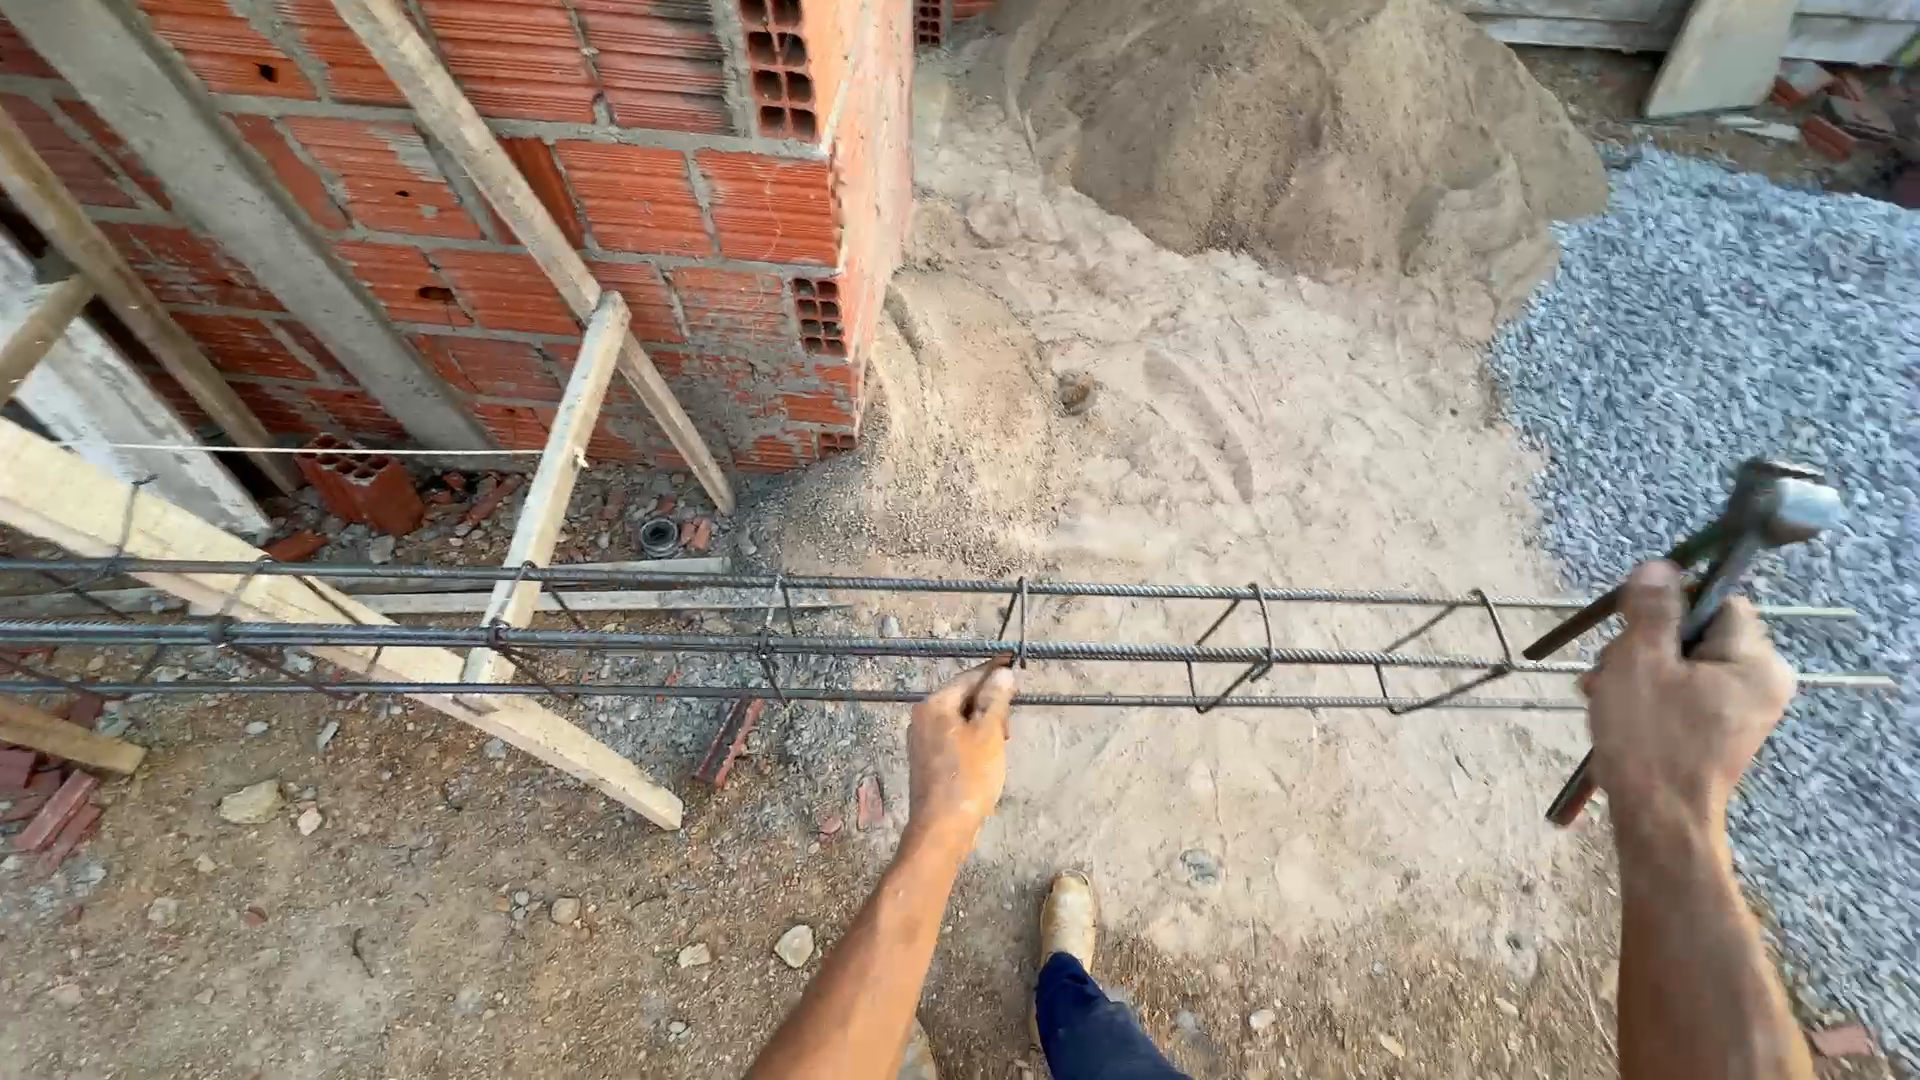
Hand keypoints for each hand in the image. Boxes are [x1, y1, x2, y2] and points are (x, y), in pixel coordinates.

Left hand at [906, 661, 1017, 849]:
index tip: (1014, 665)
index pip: (968, 678)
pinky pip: (953, 738)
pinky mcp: (926, 760)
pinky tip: (985, 757)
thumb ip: (995, 700)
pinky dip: (972, 740)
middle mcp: (922, 717)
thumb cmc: (968, 777)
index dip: (993, 672)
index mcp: (934, 705)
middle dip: (989, 705)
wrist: (942, 827)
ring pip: (959, 719)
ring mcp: (921, 740)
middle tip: (1008, 727)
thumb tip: (1002, 673)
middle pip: (962, 697)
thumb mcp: (988, 733)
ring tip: (1000, 743)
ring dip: (983, 724)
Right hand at [1581, 561, 1795, 833]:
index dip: (1670, 604)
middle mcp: (1760, 684)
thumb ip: (1652, 611)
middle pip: (1692, 634)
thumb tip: (1660, 566)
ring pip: (1676, 663)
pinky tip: (1612, 706)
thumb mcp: (1639, 661)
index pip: (1719, 604)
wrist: (1655, 810)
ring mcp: (1738, 709)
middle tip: (1610, 666)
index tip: (1630, 622)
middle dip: (1640, 644)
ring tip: (1603, 691)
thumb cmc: (1649, 733)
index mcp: (1756, 664)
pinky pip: (1676, 691)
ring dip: (1631, 669)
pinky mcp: (1713, 729)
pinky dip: (1640, 692)